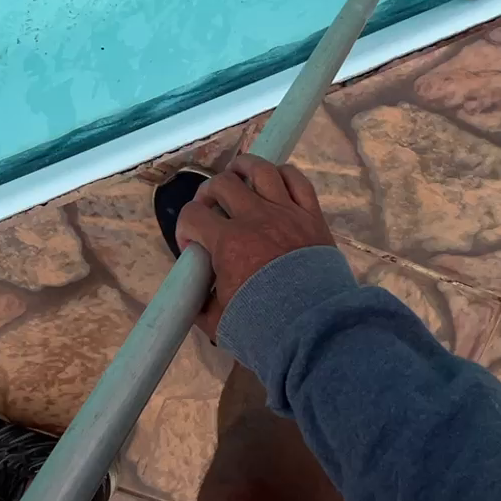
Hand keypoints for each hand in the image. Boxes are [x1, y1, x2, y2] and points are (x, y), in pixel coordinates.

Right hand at [175, 153, 337, 338]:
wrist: (316, 332)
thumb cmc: (265, 328)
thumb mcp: (219, 322)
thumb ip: (201, 304)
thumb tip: (195, 298)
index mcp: (228, 242)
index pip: (193, 215)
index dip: (185, 226)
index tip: (191, 244)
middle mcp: (255, 218)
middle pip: (223, 183)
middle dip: (208, 194)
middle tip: (210, 210)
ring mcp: (286, 212)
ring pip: (260, 169)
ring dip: (243, 168)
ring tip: (237, 176)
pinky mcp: (311, 215)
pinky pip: (297, 180)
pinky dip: (283, 174)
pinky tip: (274, 180)